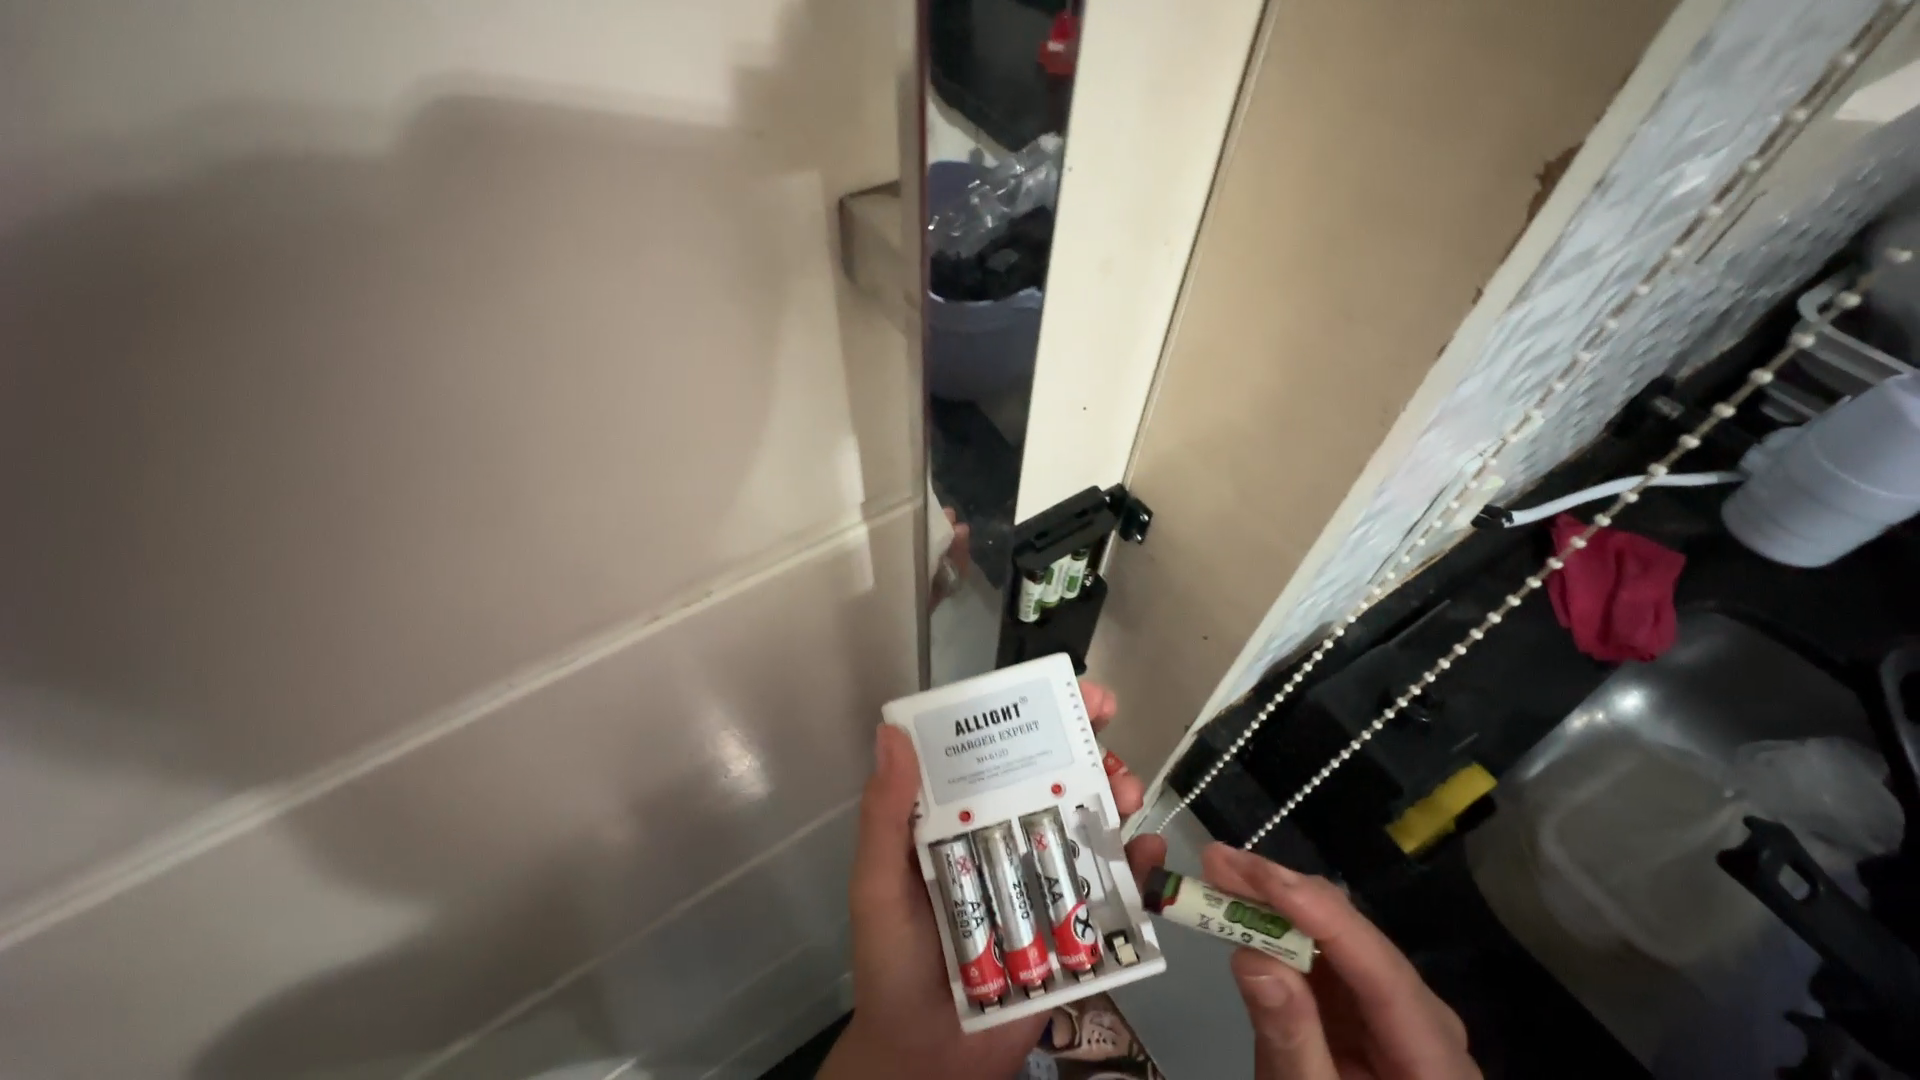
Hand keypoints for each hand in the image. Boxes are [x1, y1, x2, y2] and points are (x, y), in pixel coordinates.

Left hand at [819, 680, 1160, 1079]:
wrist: (927, 1055)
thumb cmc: (894, 961)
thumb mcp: (877, 883)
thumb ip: (884, 814)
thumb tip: (892, 731)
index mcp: (963, 818)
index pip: (1003, 752)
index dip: (1039, 717)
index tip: (1075, 694)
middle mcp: (1008, 837)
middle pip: (1058, 779)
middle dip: (1092, 749)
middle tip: (1111, 740)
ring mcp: (1046, 878)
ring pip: (1092, 822)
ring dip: (1118, 796)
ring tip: (1127, 791)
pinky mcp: (1075, 925)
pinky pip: (1116, 887)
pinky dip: (1140, 865)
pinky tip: (1148, 852)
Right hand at [1193, 843, 1477, 1079]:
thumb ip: (1290, 1039)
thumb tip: (1250, 954)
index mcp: (1436, 1057)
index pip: (1378, 965)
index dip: (1316, 911)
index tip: (1254, 871)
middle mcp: (1424, 1019)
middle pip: (1357, 939)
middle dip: (1284, 894)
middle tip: (1217, 862)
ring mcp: (1395, 1011)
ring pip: (1336, 938)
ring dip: (1274, 904)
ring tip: (1219, 875)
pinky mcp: (1365, 1012)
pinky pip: (1323, 960)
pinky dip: (1278, 933)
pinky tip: (1242, 911)